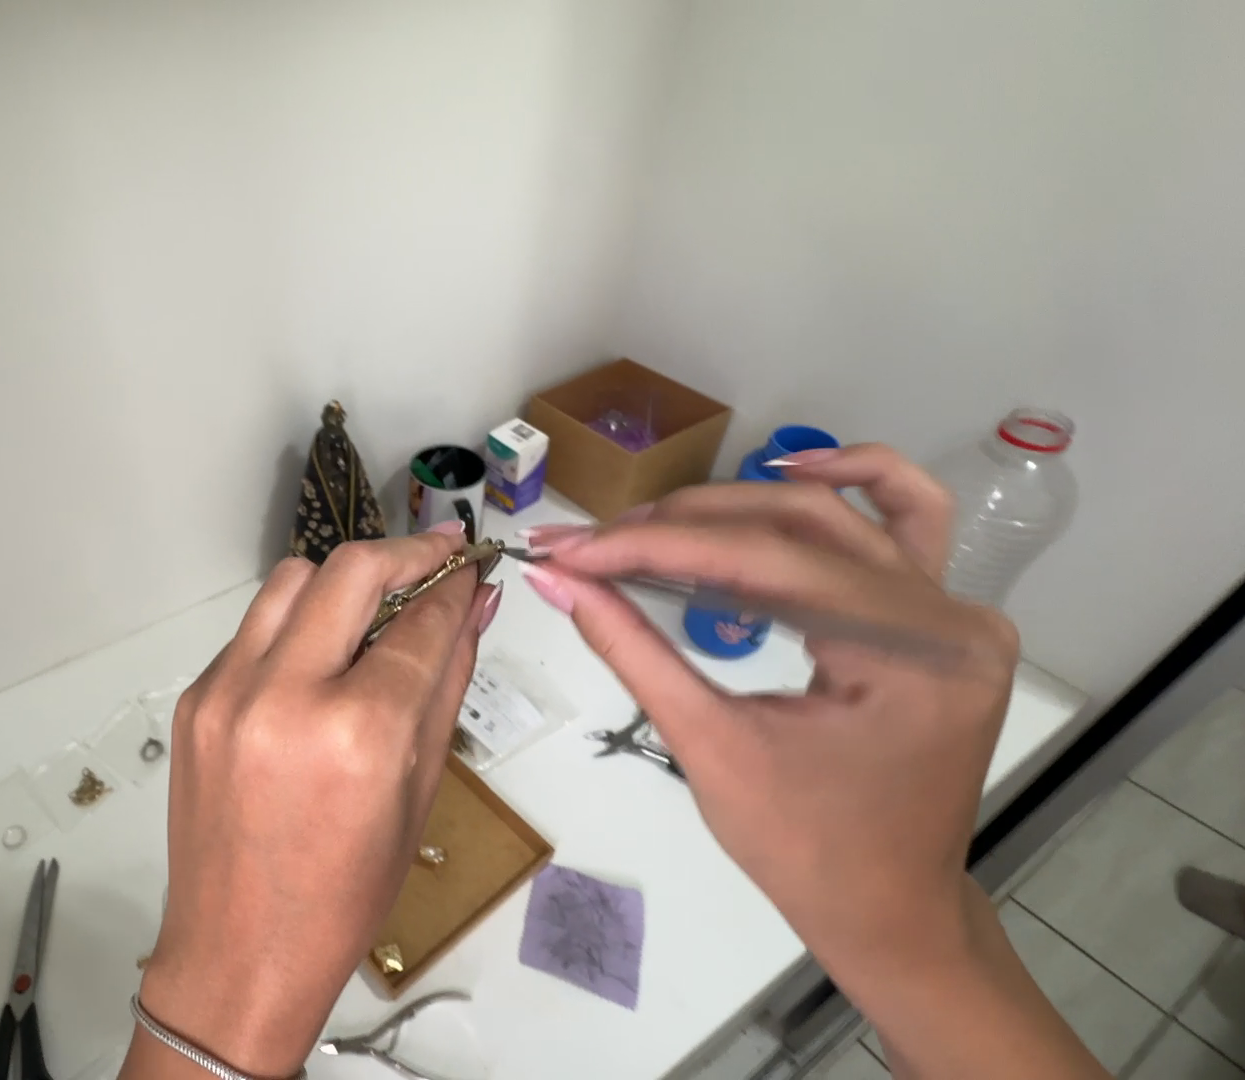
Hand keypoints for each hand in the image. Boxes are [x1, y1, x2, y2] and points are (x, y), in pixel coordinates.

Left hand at [127, 527, 500, 1077]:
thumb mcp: (418, 792)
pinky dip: (297, 626)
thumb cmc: (347, 893)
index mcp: (358, 734)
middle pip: (350, 570)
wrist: (238, 951)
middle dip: (404, 551)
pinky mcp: (194, 697)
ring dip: (342, 579)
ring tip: (372, 608)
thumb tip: (475, 607)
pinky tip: (316, 663)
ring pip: (292, 580)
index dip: (454, 585)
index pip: (420, 624)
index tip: (471, 567)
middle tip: (436, 555)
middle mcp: (284, 693)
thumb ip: (446, 684)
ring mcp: (226, 690)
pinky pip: (256, 629)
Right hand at [517, 444, 1016, 990]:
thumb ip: (628, 648)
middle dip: (674, 527)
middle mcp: (947, 614)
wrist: (885, 906)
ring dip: (731, 507)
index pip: (757, 561)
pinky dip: (848, 485)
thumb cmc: (799, 844)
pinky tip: (790, 468)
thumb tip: (553, 580)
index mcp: (907, 654)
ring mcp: (950, 610)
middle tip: (586, 545)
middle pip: (792, 524)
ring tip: (646, 525)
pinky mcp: (932, 616)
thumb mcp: (705, 744)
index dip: (647, 548)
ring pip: (833, 513)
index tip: (565, 549)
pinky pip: (902, 522)